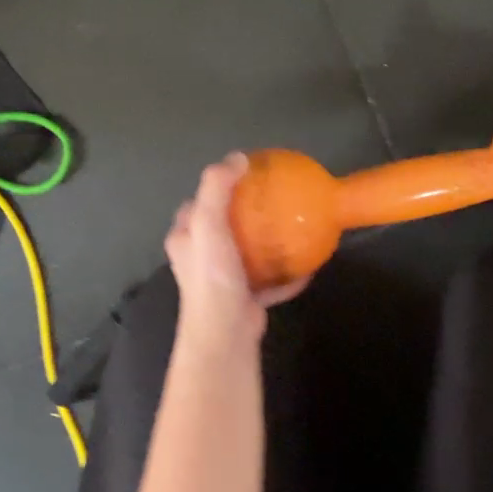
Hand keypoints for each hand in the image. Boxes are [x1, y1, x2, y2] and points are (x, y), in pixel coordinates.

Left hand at [165, 153, 307, 347]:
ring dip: (267, 241)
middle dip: (245, 213)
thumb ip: (217, 187)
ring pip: (247, 252)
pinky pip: (269, 279)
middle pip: (223, 227)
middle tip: (273, 199)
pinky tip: (307, 263)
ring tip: (291, 226)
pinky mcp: (246, 299)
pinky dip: (286, 271)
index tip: (245, 176)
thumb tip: (238, 157)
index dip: (216, 188)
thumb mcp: (208, 223)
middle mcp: (200, 259)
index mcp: (185, 238)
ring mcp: (223, 280)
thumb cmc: (212, 276)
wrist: (225, 333)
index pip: (196, 204)